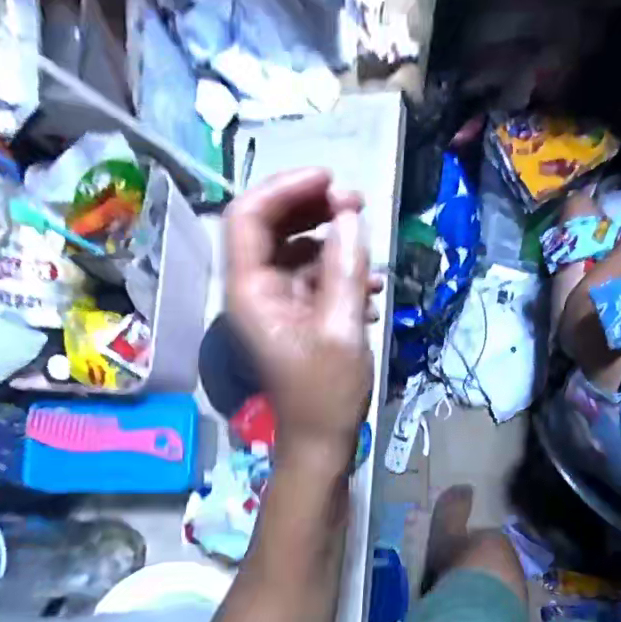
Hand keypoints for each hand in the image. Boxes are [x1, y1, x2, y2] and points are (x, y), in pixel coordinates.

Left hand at [225, 168, 378, 470]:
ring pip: (294, 249)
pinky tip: (370, 284)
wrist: (321, 440)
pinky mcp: (294, 316)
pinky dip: (338, 270)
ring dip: (330, 239)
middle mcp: (254, 289)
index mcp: (250, 290)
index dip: (286, 189)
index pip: (250, 216)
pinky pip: (310, 277)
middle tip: (355, 202)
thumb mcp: (343, 327)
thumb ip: (345, 267)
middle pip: (270, 226)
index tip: (331, 181)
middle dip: (312, 208)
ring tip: (368, 239)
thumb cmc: (327, 392)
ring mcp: (274, 303)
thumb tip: (349, 213)